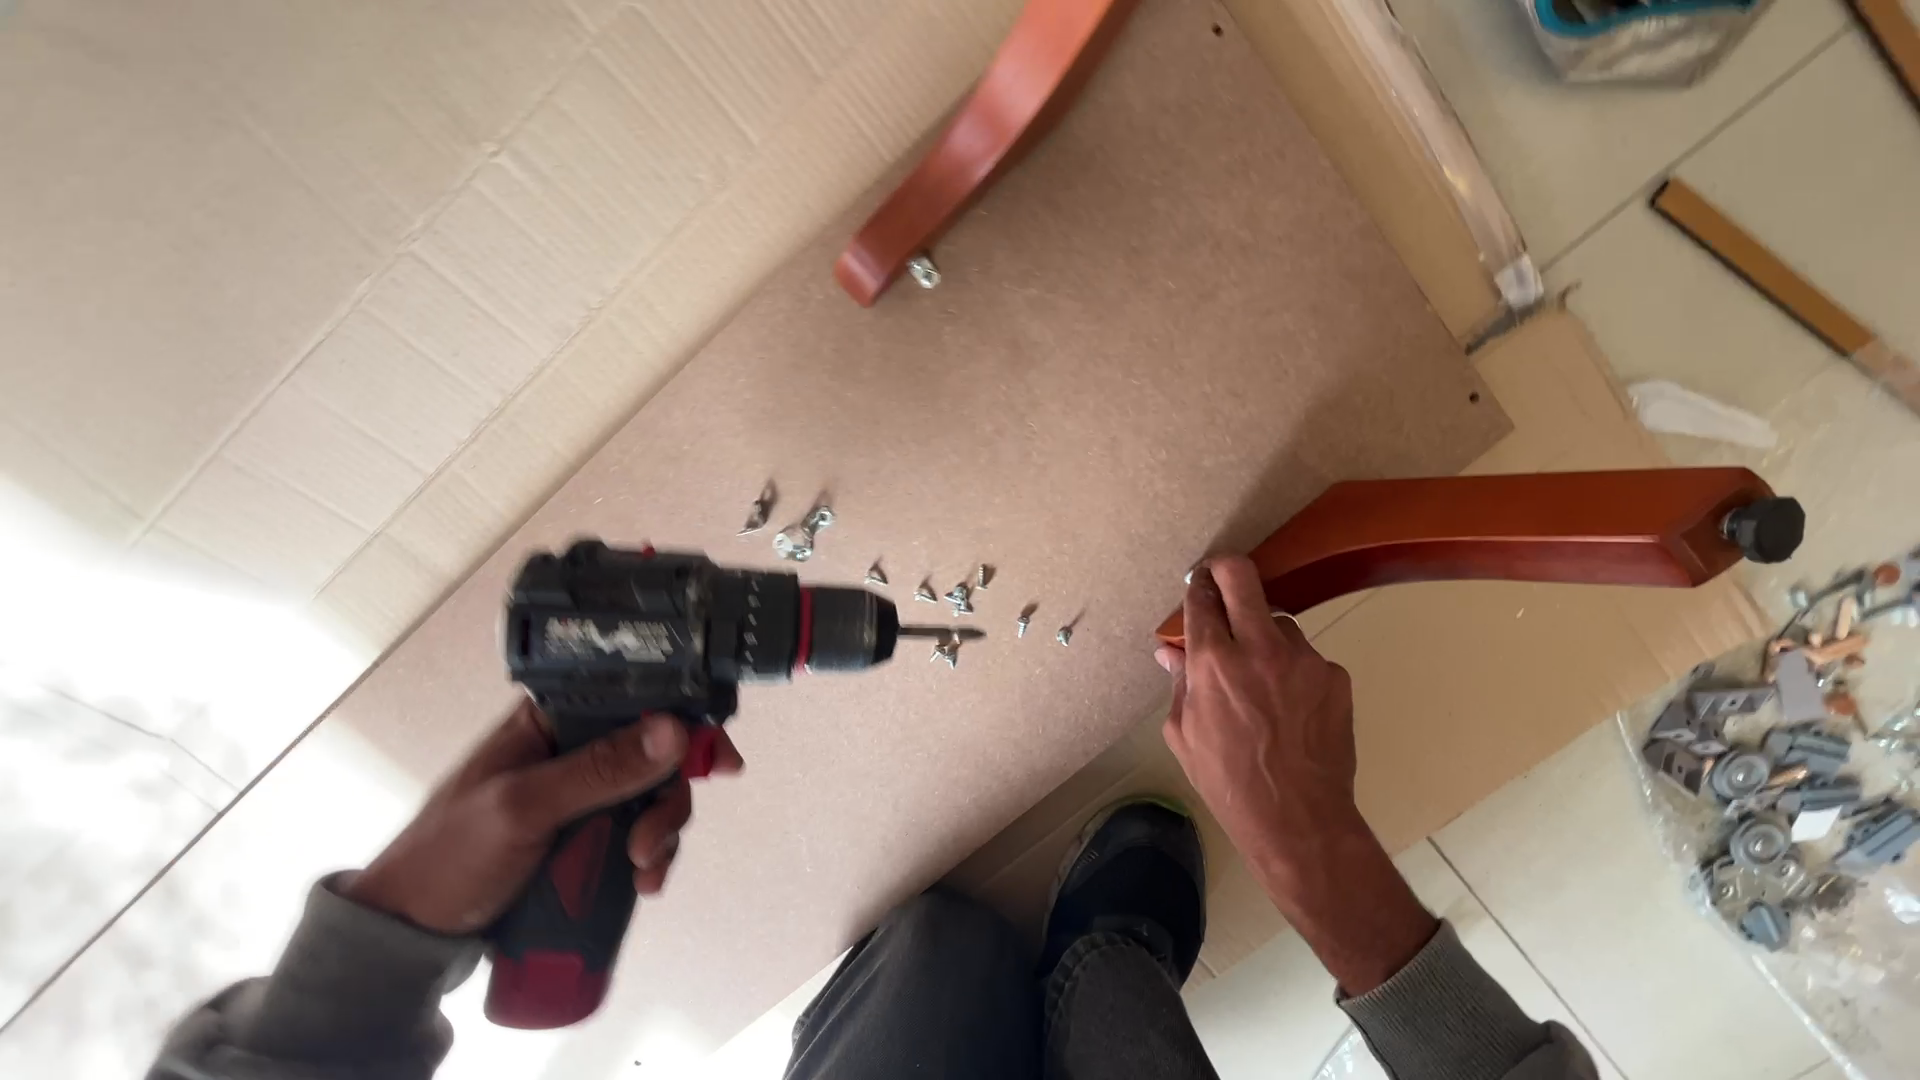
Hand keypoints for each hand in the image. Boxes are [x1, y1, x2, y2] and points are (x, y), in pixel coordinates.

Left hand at [344, 700, 743, 934]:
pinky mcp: (589, 833)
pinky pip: (642, 832)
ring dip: (661, 831)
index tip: (716, 758)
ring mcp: (585, 792)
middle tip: (651, 842)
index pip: (635, 697)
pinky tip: (642, 883)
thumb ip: (599, 769)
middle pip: (658, 751)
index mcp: (553, 719)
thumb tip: (676, 729)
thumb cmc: (450, 858)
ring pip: (656, 793)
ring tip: (640, 871)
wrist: (408, 939)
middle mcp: (577, 747)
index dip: (685, 719)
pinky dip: (652, 856)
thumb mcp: (523, 809)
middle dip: (669, 796)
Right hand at [1155, 556, 1359, 869]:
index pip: (1202, 599)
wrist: (1297, 819)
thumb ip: (1178, 683)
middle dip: (1225, 568)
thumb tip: (1169, 652)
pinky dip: (1294, 670)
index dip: (1197, 586)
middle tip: (1220, 575)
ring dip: (1264, 635)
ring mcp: (1303, 659)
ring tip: (1262, 674)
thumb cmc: (1226, 780)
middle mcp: (1258, 648)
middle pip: (1241, 577)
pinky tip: (1291, 704)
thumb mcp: (1182, 733)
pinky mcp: (1335, 675)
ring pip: (1279, 622)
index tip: (1197, 584)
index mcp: (1212, 661)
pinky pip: (1307, 657)